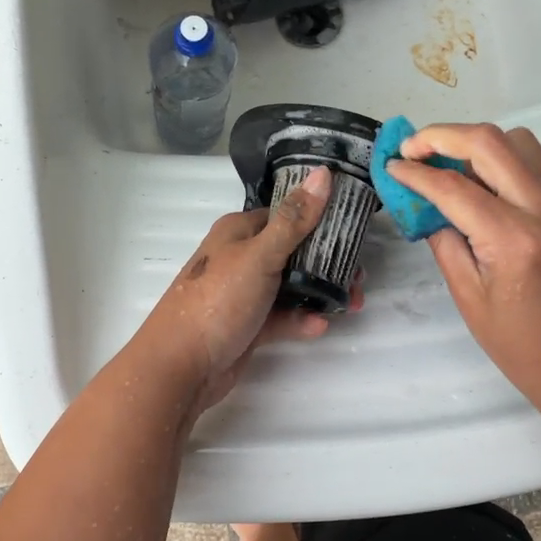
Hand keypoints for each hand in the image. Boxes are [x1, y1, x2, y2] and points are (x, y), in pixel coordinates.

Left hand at [134, 165, 340, 415]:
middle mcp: (242, 256)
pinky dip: (302, 319)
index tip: (355, 230)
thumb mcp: (260, 256)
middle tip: (359, 277)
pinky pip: (283, 316)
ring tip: (352, 304)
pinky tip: (320, 326)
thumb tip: (323, 173)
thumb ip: (295, 220)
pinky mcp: (249, 324)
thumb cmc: (217, 301)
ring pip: (293, 285)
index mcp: (240, 231)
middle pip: (295, 251)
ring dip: (321, 293)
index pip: (288, 214)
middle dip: (329, 262)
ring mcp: (245, 291)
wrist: (180, 367)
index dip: (320, 219)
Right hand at [386, 124, 540, 413]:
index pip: (454, 186)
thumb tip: (426, 204)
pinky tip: (482, 183)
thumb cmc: (523, 346)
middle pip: (488, 142)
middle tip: (412, 148)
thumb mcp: (469, 298)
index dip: (415, 172)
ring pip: (518, 141)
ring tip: (448, 163)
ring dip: (476, 142)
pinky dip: (503, 159)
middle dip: (442, 136)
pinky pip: (536, 163)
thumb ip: (445, 242)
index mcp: (513, 239)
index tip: (392, 166)